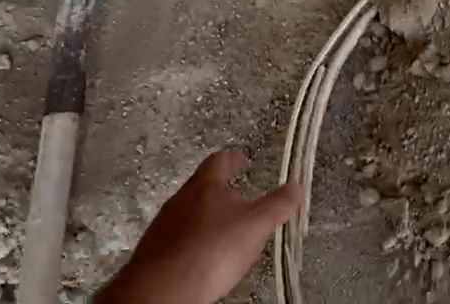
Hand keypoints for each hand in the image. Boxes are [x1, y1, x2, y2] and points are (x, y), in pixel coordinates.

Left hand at [96, 150, 305, 303]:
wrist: (160, 293)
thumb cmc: (208, 252)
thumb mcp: (255, 225)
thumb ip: (278, 204)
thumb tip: (296, 188)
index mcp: (205, 185)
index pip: (220, 160)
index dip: (234, 159)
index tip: (242, 160)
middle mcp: (180, 200)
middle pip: (202, 185)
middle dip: (220, 191)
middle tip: (237, 198)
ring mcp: (163, 227)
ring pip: (187, 213)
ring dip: (205, 218)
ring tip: (222, 232)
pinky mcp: (153, 254)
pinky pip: (176, 240)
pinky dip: (191, 243)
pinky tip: (202, 258)